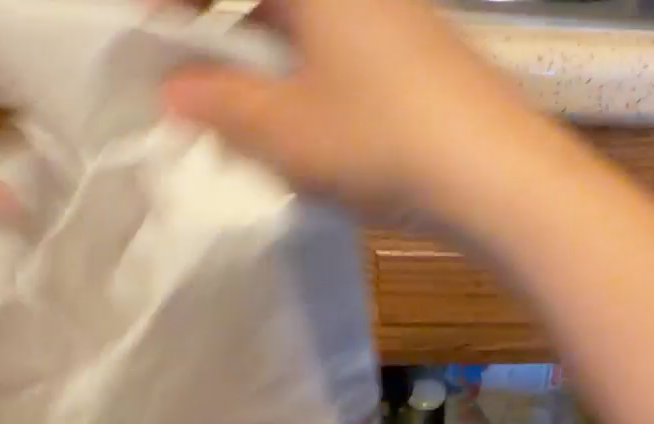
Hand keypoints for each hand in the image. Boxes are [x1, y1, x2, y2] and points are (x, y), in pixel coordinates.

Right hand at [161, 0, 577, 227]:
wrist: (500, 176)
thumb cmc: (381, 139)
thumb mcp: (284, 130)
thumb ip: (219, 104)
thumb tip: (174, 91)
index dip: (179, 4)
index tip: (153, 31)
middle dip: (225, 24)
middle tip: (195, 68)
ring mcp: (399, 13)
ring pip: (312, 17)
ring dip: (268, 48)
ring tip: (248, 102)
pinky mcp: (427, 52)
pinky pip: (348, 42)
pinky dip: (313, 67)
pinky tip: (313, 118)